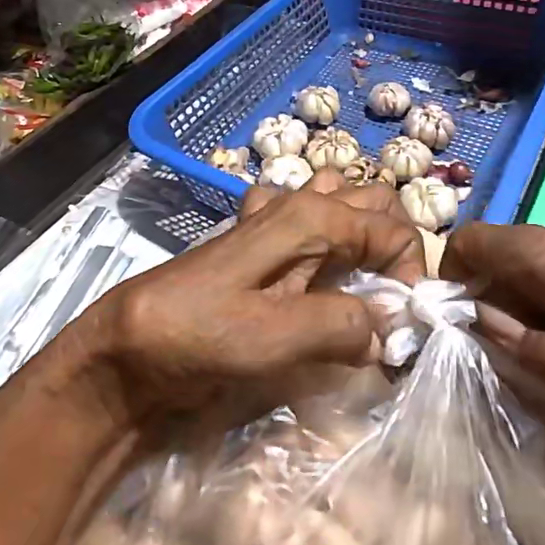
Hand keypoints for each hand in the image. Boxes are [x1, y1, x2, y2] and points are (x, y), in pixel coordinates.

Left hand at [57, 173, 422, 427]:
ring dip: (363, 239)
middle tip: (386, 304)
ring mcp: (271, 220)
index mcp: (307, 216)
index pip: (394, 230)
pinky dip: (324, 242)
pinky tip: (316, 279)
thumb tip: (392, 325)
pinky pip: (304, 224)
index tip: (403, 329)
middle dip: (394, 247)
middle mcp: (294, 206)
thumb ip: (342, 324)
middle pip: (372, 205)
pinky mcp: (255, 245)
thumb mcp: (275, 336)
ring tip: (359, 291)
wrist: (133, 339)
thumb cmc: (199, 332)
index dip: (411, 276)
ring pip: (341, 207)